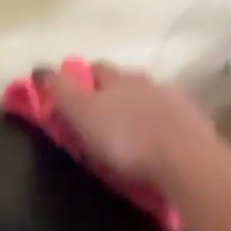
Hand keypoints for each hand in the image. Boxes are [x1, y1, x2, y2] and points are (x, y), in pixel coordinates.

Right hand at [38, 63, 222, 189]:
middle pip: (121, 80)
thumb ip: (60, 91)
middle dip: (106, 90)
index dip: (77, 78)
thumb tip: (38, 67)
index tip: (65, 94)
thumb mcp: (81, 114)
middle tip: (93, 111)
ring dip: (132, 105)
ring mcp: (172, 100)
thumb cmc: (124, 140)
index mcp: (116, 79)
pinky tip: (151, 138)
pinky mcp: (192, 122)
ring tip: (123, 127)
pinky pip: (166, 115)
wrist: (186, 163)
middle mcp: (145, 82)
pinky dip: (154, 122)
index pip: (92, 69)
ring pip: (145, 96)